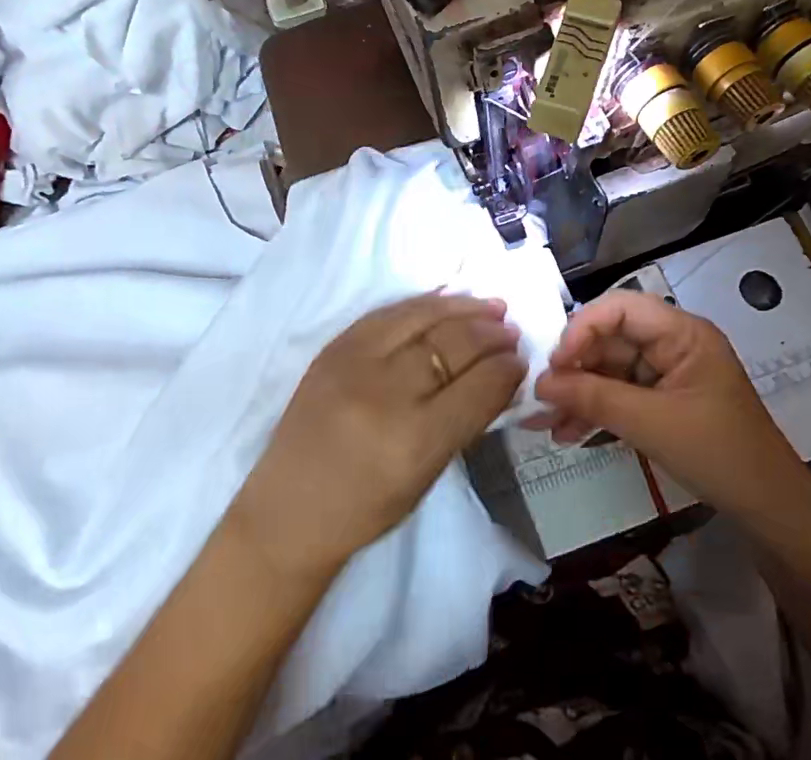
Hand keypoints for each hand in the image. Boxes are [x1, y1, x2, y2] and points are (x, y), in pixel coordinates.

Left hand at [231, 294, 526, 577]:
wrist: (289, 510)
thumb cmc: (366, 509)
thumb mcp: (427, 475)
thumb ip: (466, 423)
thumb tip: (501, 379)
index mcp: (416, 440)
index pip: (478, 386)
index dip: (507, 368)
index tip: (521, 360)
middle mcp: (386, 393)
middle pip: (453, 344)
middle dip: (490, 334)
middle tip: (511, 331)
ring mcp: (354, 364)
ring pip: (421, 317)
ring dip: (463, 308)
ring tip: (491, 307)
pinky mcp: (332, 349)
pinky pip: (387, 312)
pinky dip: (423, 304)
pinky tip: (446, 301)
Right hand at [531, 291, 810, 517]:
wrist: (766, 507)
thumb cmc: (718, 454)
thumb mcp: (651, 424)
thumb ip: (594, 398)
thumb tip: (540, 384)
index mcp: (682, 333)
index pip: (619, 308)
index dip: (582, 329)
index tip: (555, 365)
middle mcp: (672, 344)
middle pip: (609, 339)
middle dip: (572, 369)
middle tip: (538, 397)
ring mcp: (665, 372)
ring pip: (607, 369)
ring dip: (576, 394)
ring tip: (543, 422)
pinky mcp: (660, 400)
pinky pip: (617, 394)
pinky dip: (593, 411)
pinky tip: (566, 433)